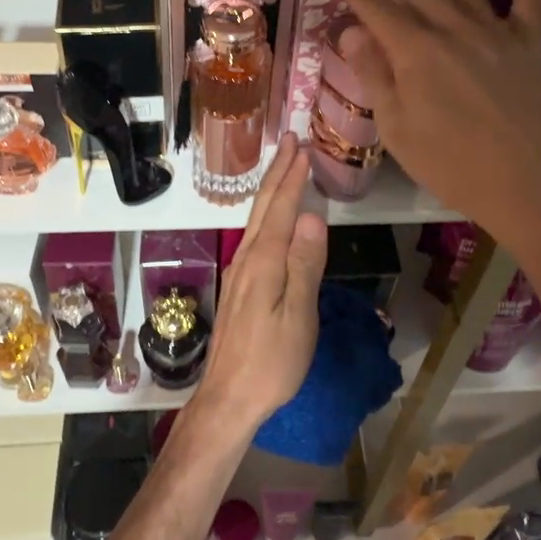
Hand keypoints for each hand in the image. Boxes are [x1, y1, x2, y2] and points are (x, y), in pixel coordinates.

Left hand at [190, 135, 326, 434]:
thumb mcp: (298, 316)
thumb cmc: (271, 362)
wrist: (228, 398)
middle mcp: (247, 258)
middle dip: (277, 172)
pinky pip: (255, 234)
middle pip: (263, 207)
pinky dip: (267, 213)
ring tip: (284, 168)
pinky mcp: (239, 286)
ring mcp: (239, 271)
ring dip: (271, 189)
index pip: (281, 209)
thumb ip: (305, 265)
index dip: (292, 178)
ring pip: (256, 219)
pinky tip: (273, 217)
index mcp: (264, 262)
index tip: (303, 147)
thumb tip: (312, 216)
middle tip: (290, 141)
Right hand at [339, 0, 540, 249]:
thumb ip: (374, 75)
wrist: (529, 186)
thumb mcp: (398, 129)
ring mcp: (494, 34)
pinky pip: (529, 0)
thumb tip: (351, 31)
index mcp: (416, 52)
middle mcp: (453, 31)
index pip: (379, 11)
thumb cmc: (452, 166)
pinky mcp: (526, 46)